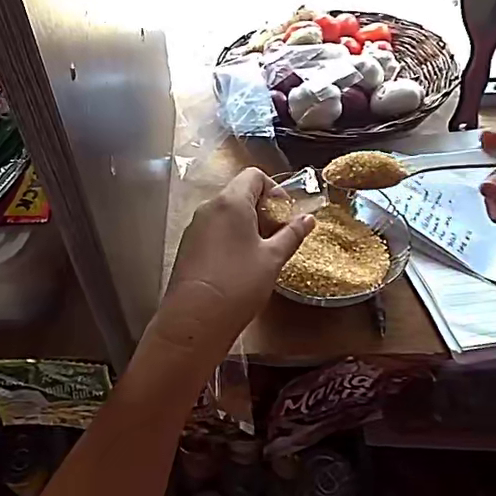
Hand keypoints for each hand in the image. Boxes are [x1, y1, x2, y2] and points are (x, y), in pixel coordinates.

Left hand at [151, 169, 313, 358]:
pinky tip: (240, 264)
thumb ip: (292, 234)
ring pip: (226, 213)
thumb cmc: (239, 284)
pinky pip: (214, 229)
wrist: (194, 319)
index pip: (254, 176)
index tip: (285, 214)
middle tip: (278, 235)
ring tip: (262, 252)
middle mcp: (209, 207)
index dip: (274, 189)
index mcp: (231, 202)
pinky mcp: (187, 246)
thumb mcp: (273, 258)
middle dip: (262, 209)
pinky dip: (230, 236)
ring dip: (247, 224)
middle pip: (239, 193)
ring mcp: (195, 227)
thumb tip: (308, 218)